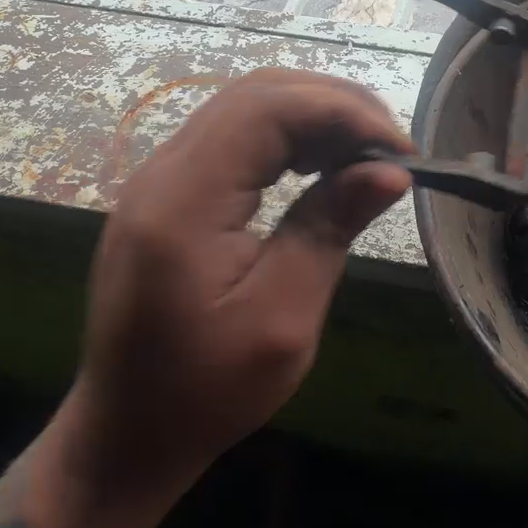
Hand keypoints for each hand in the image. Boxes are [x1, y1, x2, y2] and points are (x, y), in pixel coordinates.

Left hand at [54, 69, 412, 514]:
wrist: (127, 433)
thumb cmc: (205, 391)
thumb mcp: (281, 320)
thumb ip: (329, 231)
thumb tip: (389, 170)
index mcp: (182, 201)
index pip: (266, 109)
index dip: (342, 111)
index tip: (400, 150)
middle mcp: (163, 173)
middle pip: (255, 94)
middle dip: (334, 105)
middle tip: (391, 148)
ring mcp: (161, 180)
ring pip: (246, 107)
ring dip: (314, 117)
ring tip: (368, 154)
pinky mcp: (170, 194)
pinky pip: (235, 137)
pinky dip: (288, 138)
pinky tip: (322, 166)